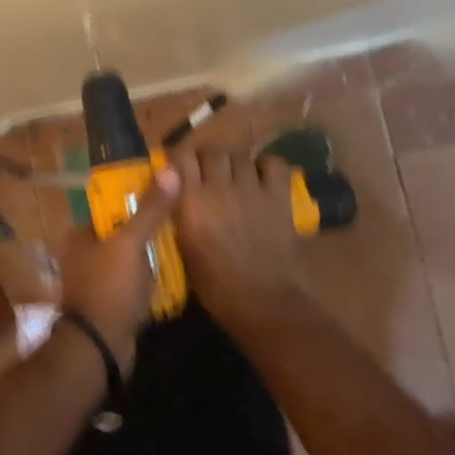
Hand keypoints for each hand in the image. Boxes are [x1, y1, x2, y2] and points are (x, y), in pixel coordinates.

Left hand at [56, 168, 180, 371]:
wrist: (99, 348)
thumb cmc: (110, 288)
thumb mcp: (131, 244)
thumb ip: (150, 209)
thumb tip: (170, 170)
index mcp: (80, 235)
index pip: (112, 208)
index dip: (138, 202)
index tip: (168, 199)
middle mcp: (83, 255)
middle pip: (122, 233)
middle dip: (149, 232)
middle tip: (180, 226)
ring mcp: (95, 281)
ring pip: (130, 259)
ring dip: (152, 257)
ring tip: (182, 249)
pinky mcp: (109, 303)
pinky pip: (133, 283)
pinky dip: (149, 281)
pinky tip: (172, 278)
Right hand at [173, 145, 304, 327]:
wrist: (262, 302)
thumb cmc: (216, 287)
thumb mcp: (185, 251)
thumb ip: (180, 217)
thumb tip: (176, 197)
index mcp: (191, 203)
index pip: (182, 158)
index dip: (181, 161)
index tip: (180, 170)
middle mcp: (219, 188)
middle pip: (212, 151)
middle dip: (208, 159)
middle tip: (208, 174)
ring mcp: (251, 190)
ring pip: (240, 155)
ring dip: (235, 163)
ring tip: (235, 177)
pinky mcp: (278, 197)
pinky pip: (274, 164)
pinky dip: (267, 166)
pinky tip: (262, 179)